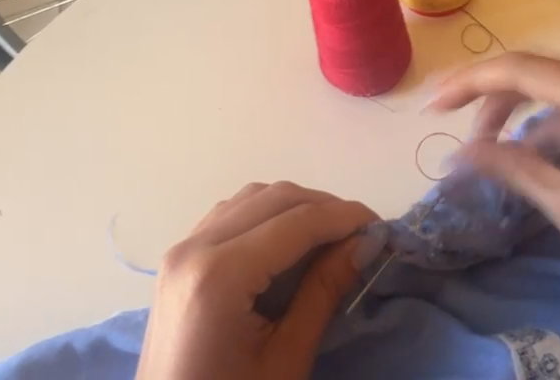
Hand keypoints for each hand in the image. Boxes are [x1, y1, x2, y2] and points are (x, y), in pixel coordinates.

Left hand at [136, 182, 382, 379]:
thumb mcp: (285, 360)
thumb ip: (324, 292)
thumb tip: (366, 242)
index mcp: (219, 275)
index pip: (297, 221)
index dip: (345, 217)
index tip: (382, 226)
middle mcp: (194, 247)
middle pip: (274, 198)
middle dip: (324, 207)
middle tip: (362, 233)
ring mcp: (180, 250)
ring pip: (252, 198)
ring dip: (296, 207)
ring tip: (331, 237)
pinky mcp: (177, 261)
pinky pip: (230, 215)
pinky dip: (266, 216)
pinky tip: (289, 244)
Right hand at [428, 52, 559, 330]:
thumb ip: (511, 166)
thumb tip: (458, 153)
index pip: (520, 70)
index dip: (469, 83)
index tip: (431, 107)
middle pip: (536, 73)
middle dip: (489, 95)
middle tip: (448, 120)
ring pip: (554, 93)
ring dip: (516, 115)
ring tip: (484, 149)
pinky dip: (544, 132)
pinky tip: (525, 161)